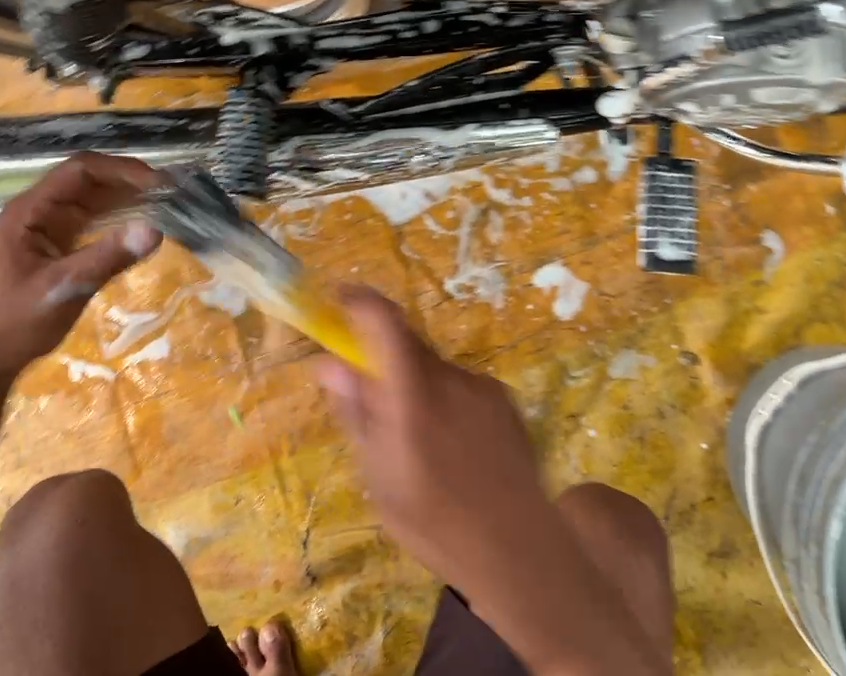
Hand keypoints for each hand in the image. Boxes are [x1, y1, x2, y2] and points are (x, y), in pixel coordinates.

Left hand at [0, 152, 162, 383]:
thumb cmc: (14, 324)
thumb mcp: (63, 290)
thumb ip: (107, 258)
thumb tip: (155, 230)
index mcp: (28, 212)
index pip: (79, 171)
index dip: (121, 170)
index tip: (159, 182)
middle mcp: (36, 211)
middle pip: (87, 179)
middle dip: (128, 180)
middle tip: (170, 189)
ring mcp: (44, 228)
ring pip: (91, 198)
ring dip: (125, 196)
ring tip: (164, 200)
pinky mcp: (54, 246)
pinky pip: (90, 221)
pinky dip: (117, 218)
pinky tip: (141, 223)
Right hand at [316, 287, 666, 675]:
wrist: (515, 545)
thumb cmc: (433, 521)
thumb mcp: (378, 477)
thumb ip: (356, 412)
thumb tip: (330, 364)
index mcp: (411, 396)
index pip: (385, 323)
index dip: (361, 302)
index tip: (339, 299)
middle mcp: (449, 378)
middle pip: (409, 345)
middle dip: (384, 358)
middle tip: (374, 397)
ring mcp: (482, 387)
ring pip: (436, 369)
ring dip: (418, 386)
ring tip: (421, 442)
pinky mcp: (505, 400)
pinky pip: (463, 386)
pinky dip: (447, 400)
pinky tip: (453, 446)